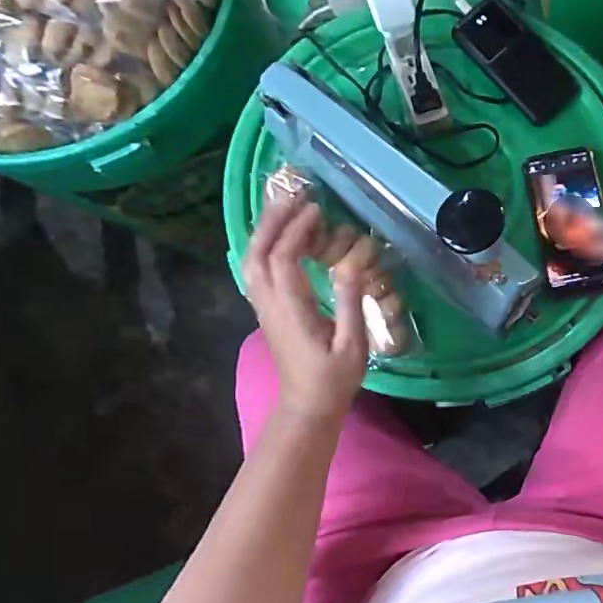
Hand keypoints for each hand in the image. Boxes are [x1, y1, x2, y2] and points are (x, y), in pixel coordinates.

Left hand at [242, 197, 367, 423]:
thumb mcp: (352, 345)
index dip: (296, 230)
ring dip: (264, 232)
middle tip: (292, 196)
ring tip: (285, 209)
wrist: (307, 406)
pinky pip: (256, 272)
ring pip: (250, 262)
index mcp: (291, 311)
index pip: (284, 260)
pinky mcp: (265, 312)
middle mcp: (269, 305)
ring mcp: (263, 309)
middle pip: (257, 254)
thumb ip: (350, 302)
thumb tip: (351, 262)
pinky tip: (280, 237)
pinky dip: (264, 248)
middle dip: (272, 221)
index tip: (315, 209)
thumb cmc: (333, 379)